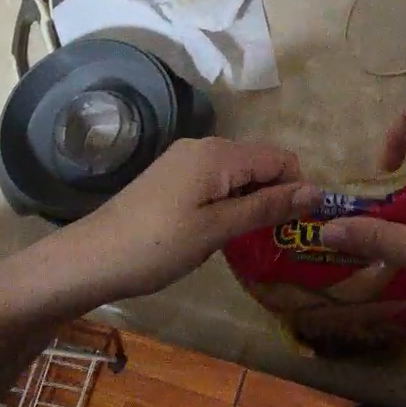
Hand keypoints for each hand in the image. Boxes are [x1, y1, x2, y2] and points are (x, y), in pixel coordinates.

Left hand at [54, 137, 319, 302]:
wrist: (90, 259)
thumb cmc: (157, 246)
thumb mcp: (217, 230)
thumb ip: (267, 208)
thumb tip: (316, 192)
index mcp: (218, 154)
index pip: (279, 157)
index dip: (296, 187)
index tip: (296, 226)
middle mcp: (204, 147)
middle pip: (259, 162)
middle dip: (275, 194)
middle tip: (273, 238)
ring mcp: (184, 160)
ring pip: (238, 173)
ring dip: (251, 201)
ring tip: (246, 239)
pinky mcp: (171, 176)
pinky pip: (216, 180)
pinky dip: (228, 201)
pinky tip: (218, 231)